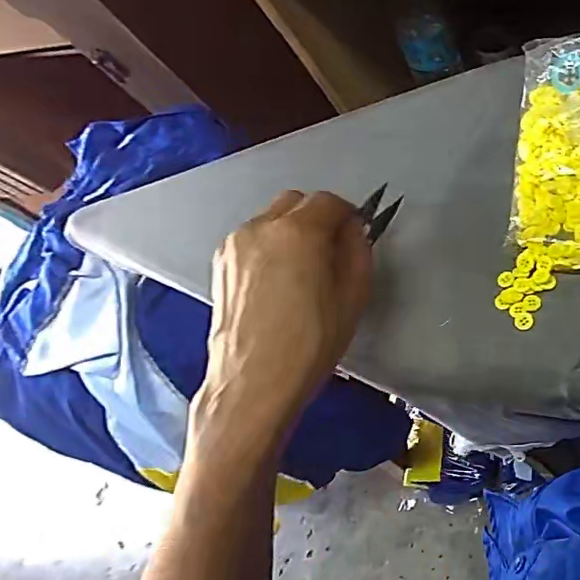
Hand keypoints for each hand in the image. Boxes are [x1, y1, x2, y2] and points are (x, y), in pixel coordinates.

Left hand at [198, 190, 372, 439]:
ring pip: (273, 219)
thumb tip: (354, 234)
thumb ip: (358, 253)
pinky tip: (286, 281)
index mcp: (298, 234)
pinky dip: (275, 247)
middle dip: (320, 218)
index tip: (359, 236)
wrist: (255, 377)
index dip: (351, 216)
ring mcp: (234, 245)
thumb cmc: (313, 341)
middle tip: (337, 250)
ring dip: (296, 232)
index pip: (330, 202)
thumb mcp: (355, 296)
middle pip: (297, 201)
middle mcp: (260, 229)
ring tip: (311, 270)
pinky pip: (255, 239)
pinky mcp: (221, 263)